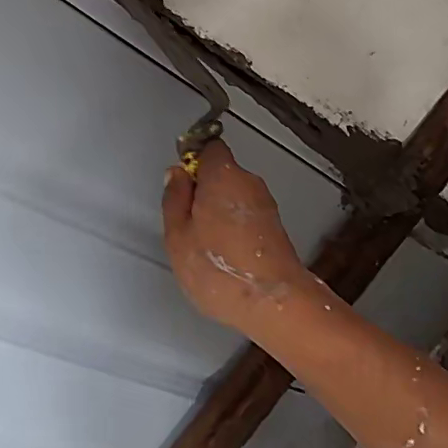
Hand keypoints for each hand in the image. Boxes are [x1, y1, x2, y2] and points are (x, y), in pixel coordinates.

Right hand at [161, 140, 316, 332]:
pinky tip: (225, 253)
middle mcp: (248, 181)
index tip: (180, 181)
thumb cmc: (221, 270)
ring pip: (233, 194)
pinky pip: (245, 213)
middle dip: (203, 190)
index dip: (192, 160)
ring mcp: (264, 202)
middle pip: (221, 171)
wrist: (271, 301)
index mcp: (223, 175)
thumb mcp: (178, 235)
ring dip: (218, 210)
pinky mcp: (273, 224)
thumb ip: (174, 198)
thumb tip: (175, 175)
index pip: (209, 147)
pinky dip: (233, 225)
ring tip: (206, 244)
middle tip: (188, 222)